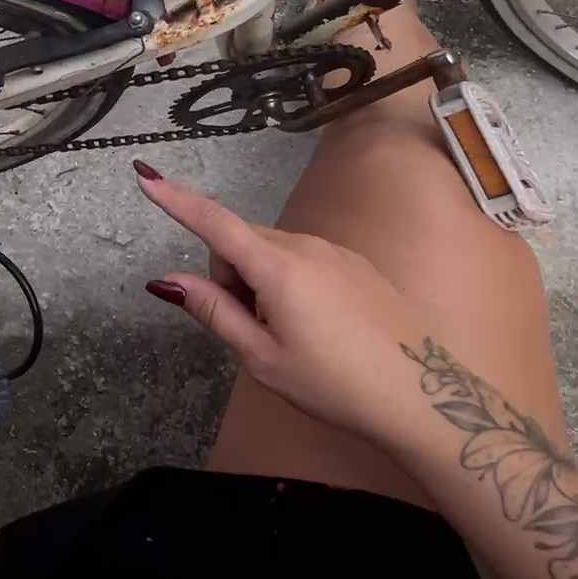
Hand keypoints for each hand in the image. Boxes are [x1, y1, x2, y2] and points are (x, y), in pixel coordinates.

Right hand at [132, 160, 430, 444]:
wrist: (432, 404)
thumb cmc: (337, 386)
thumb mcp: (263, 358)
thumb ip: (213, 311)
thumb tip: (167, 280)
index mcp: (278, 267)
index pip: (213, 222)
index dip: (175, 199)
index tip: (145, 174)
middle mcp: (306, 246)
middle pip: (240, 241)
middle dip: (228, 275)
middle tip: (250, 329)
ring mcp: (336, 252)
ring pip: (271, 250)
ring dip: (259, 280)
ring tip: (288, 335)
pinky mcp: (357, 264)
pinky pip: (303, 258)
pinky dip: (288, 281)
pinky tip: (318, 327)